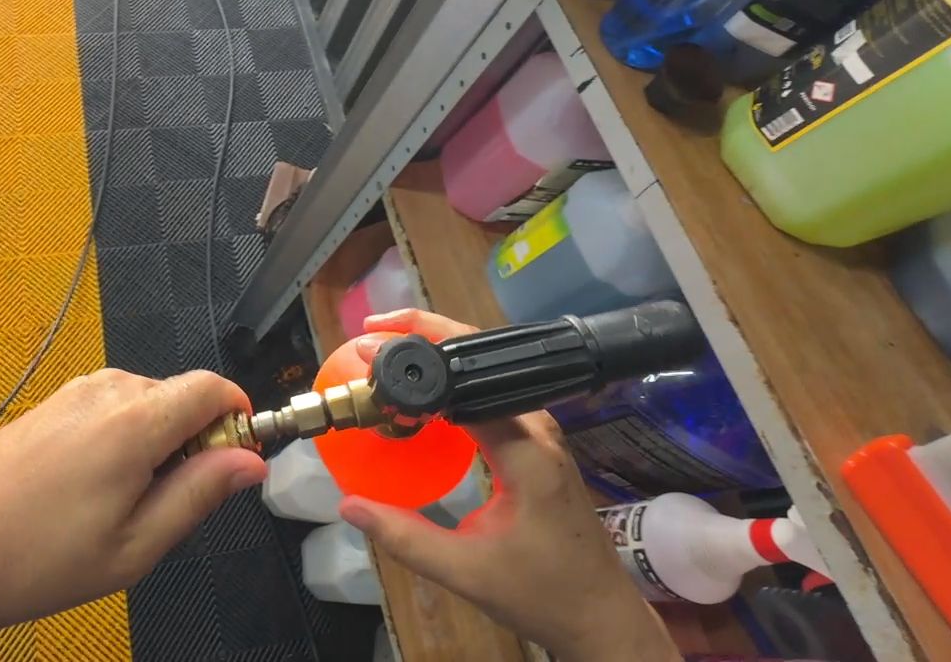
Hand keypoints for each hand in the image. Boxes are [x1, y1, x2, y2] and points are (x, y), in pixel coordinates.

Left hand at [0, 369, 265, 661]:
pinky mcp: (54, 401)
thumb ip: (199, 494)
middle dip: (195, 437)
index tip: (236, 456)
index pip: (211, 387)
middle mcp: (107, 390)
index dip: (236, 416)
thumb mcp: (135, 546)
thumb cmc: (40, 558)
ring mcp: (75, 391)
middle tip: (171, 501)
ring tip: (125, 502)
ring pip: (146, 401)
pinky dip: (124, 433)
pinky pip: (111, 404)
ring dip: (157, 438)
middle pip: (180, 395)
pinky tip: (93, 485)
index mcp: (134, 421)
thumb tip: (249, 462)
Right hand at [341, 310, 676, 661]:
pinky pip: (491, 392)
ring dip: (439, 352)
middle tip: (372, 337)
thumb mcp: (465, 572)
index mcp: (524, 448)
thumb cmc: (541, 595)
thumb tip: (348, 505)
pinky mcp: (538, 439)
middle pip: (478, 356)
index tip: (369, 349)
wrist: (602, 616)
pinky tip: (423, 392)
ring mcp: (542, 429)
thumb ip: (404, 537)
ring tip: (389, 351)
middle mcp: (537, 425)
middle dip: (424, 332)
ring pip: (486, 369)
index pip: (464, 380)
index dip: (415, 357)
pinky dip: (453, 380)